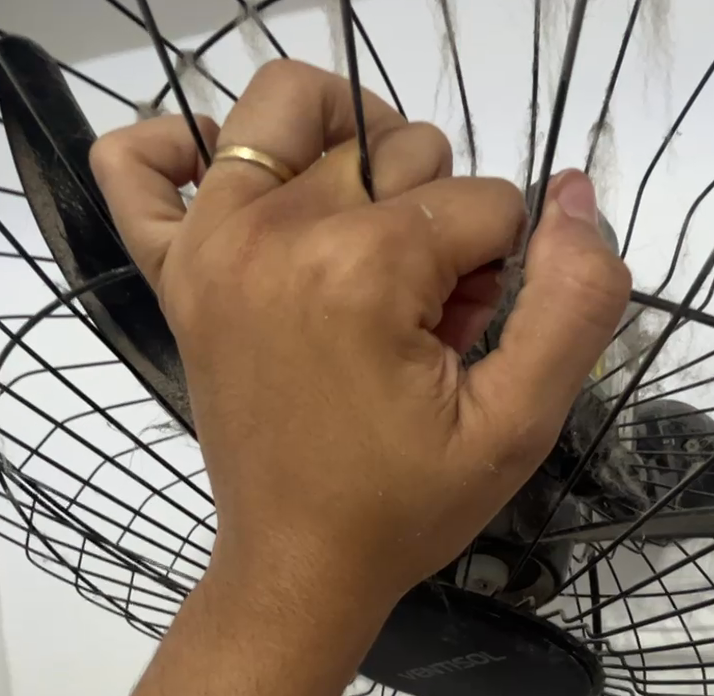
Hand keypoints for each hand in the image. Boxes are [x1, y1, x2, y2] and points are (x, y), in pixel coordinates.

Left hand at [90, 60, 630, 612]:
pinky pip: (139, 166)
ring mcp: (209, 247)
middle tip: (424, 323)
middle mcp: (275, 234)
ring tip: (370, 239)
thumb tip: (574, 197)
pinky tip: (241, 191)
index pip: (486, 200)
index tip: (472, 341)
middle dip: (440, 227)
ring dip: (352, 150)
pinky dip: (182, 149)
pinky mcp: (176, 274)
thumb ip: (573, 306)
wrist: (299, 566)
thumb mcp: (517, 429)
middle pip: (404, 151)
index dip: (505, 268)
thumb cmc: (405, 509)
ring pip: (293, 110)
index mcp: (363, 273)